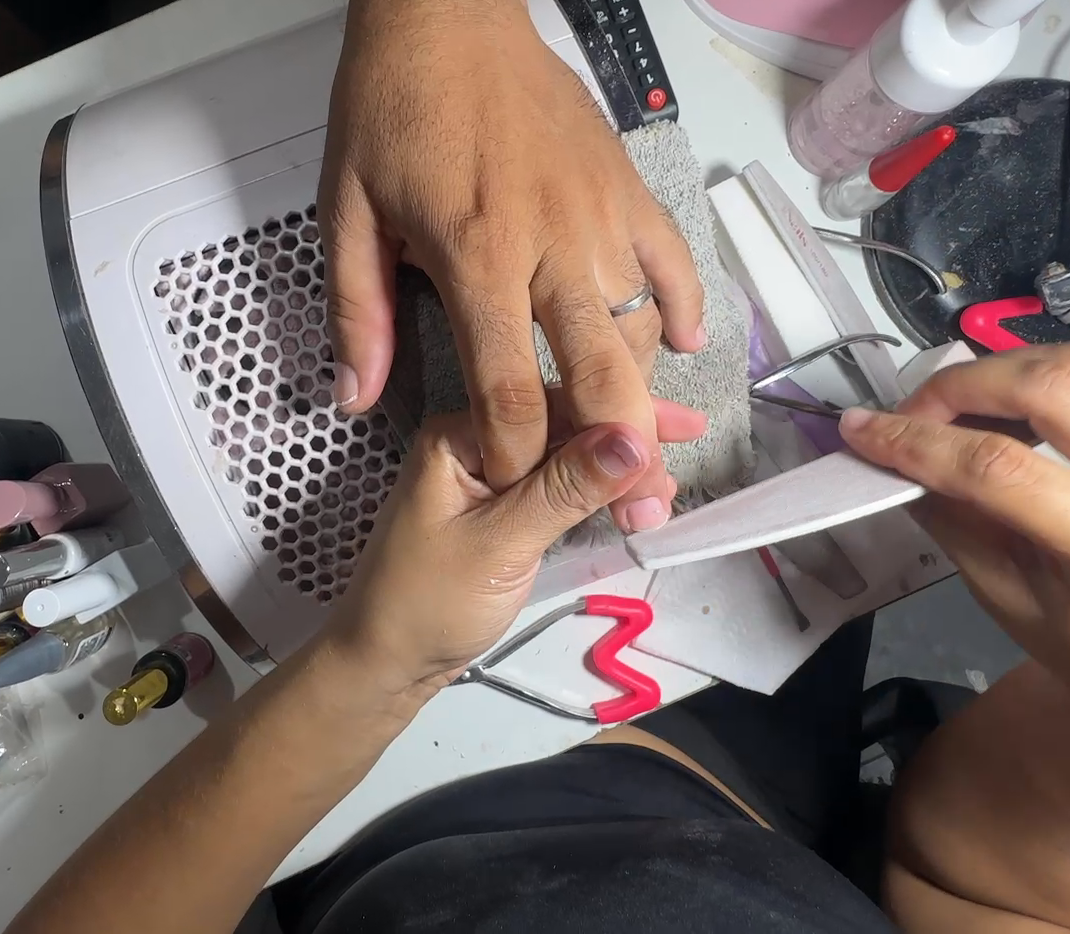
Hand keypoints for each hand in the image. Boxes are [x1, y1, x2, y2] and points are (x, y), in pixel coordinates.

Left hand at [319, 0, 705, 535]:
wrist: (448, 15)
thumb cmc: (390, 111)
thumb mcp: (347, 213)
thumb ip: (357, 314)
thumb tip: (356, 401)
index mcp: (477, 258)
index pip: (510, 389)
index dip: (514, 453)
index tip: (509, 482)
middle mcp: (552, 246)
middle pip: (601, 373)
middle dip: (608, 447)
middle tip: (606, 490)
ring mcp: (603, 214)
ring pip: (643, 328)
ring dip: (641, 389)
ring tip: (629, 430)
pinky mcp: (629, 187)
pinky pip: (676, 261)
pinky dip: (684, 309)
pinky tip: (680, 344)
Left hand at [321, 397, 704, 699]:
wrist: (385, 665)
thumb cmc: (430, 604)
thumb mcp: (501, 544)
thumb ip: (566, 489)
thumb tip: (636, 436)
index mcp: (460, 432)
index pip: (550, 403)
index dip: (615, 417)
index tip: (675, 436)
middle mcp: (474, 439)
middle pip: (562, 424)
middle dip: (624, 440)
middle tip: (684, 453)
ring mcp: (487, 474)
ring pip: (565, 455)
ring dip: (616, 467)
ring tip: (665, 484)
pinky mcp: (500, 506)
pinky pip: (555, 484)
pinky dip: (595, 491)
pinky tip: (632, 493)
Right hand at [839, 344, 1069, 748]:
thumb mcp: (997, 589)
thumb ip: (948, 510)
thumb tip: (888, 448)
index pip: (1005, 470)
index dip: (918, 441)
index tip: (859, 429)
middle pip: (1056, 390)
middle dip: (961, 387)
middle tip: (913, 414)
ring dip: (1001, 372)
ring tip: (958, 407)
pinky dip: (1042, 379)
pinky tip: (1011, 409)